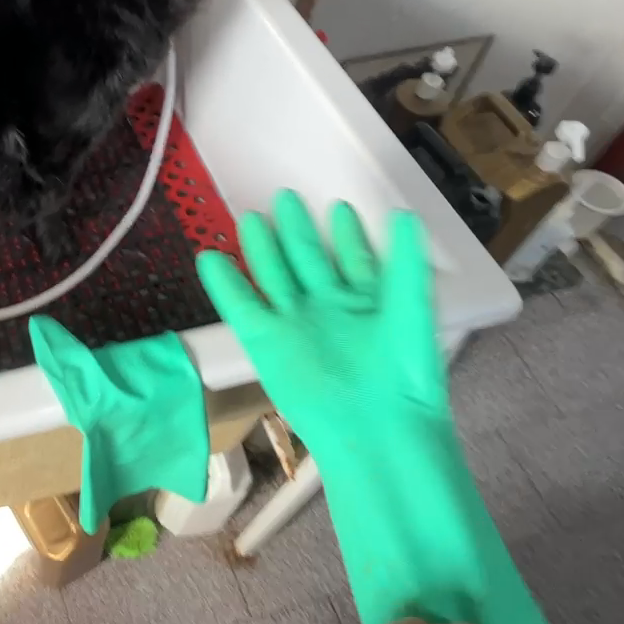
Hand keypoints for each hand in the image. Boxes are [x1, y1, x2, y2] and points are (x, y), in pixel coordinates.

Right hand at [196, 192, 446, 452]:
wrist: (373, 425)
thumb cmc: (402, 370)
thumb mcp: (412, 307)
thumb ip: (405, 262)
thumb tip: (405, 215)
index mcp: (368, 299)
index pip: (353, 257)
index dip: (347, 234)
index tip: (338, 208)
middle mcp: (328, 306)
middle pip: (306, 259)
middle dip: (296, 229)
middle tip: (285, 198)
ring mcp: (293, 322)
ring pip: (272, 275)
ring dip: (263, 247)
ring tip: (252, 217)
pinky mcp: (263, 340)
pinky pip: (239, 305)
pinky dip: (224, 283)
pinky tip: (211, 257)